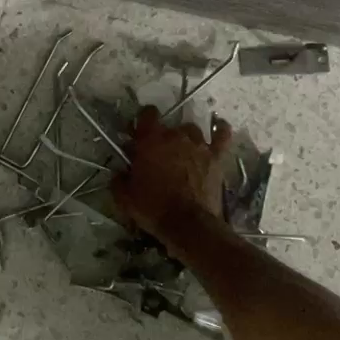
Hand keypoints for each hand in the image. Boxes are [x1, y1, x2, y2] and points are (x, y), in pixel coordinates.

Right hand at [112, 106, 232, 243]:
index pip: (147, 114)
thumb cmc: (154, 208)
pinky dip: (219, 129)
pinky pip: (221, 135)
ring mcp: (198, 145)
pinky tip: (218, 128)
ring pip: (191, 130)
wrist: (188, 225)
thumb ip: (118, 179)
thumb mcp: (125, 198)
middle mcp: (175, 136)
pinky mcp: (216, 157)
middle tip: (157, 155)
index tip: (138, 134)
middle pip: (168, 126)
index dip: (142, 121)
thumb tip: (120, 172)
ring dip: (184, 138)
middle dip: (161, 138)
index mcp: (151, 140)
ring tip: (182, 153)